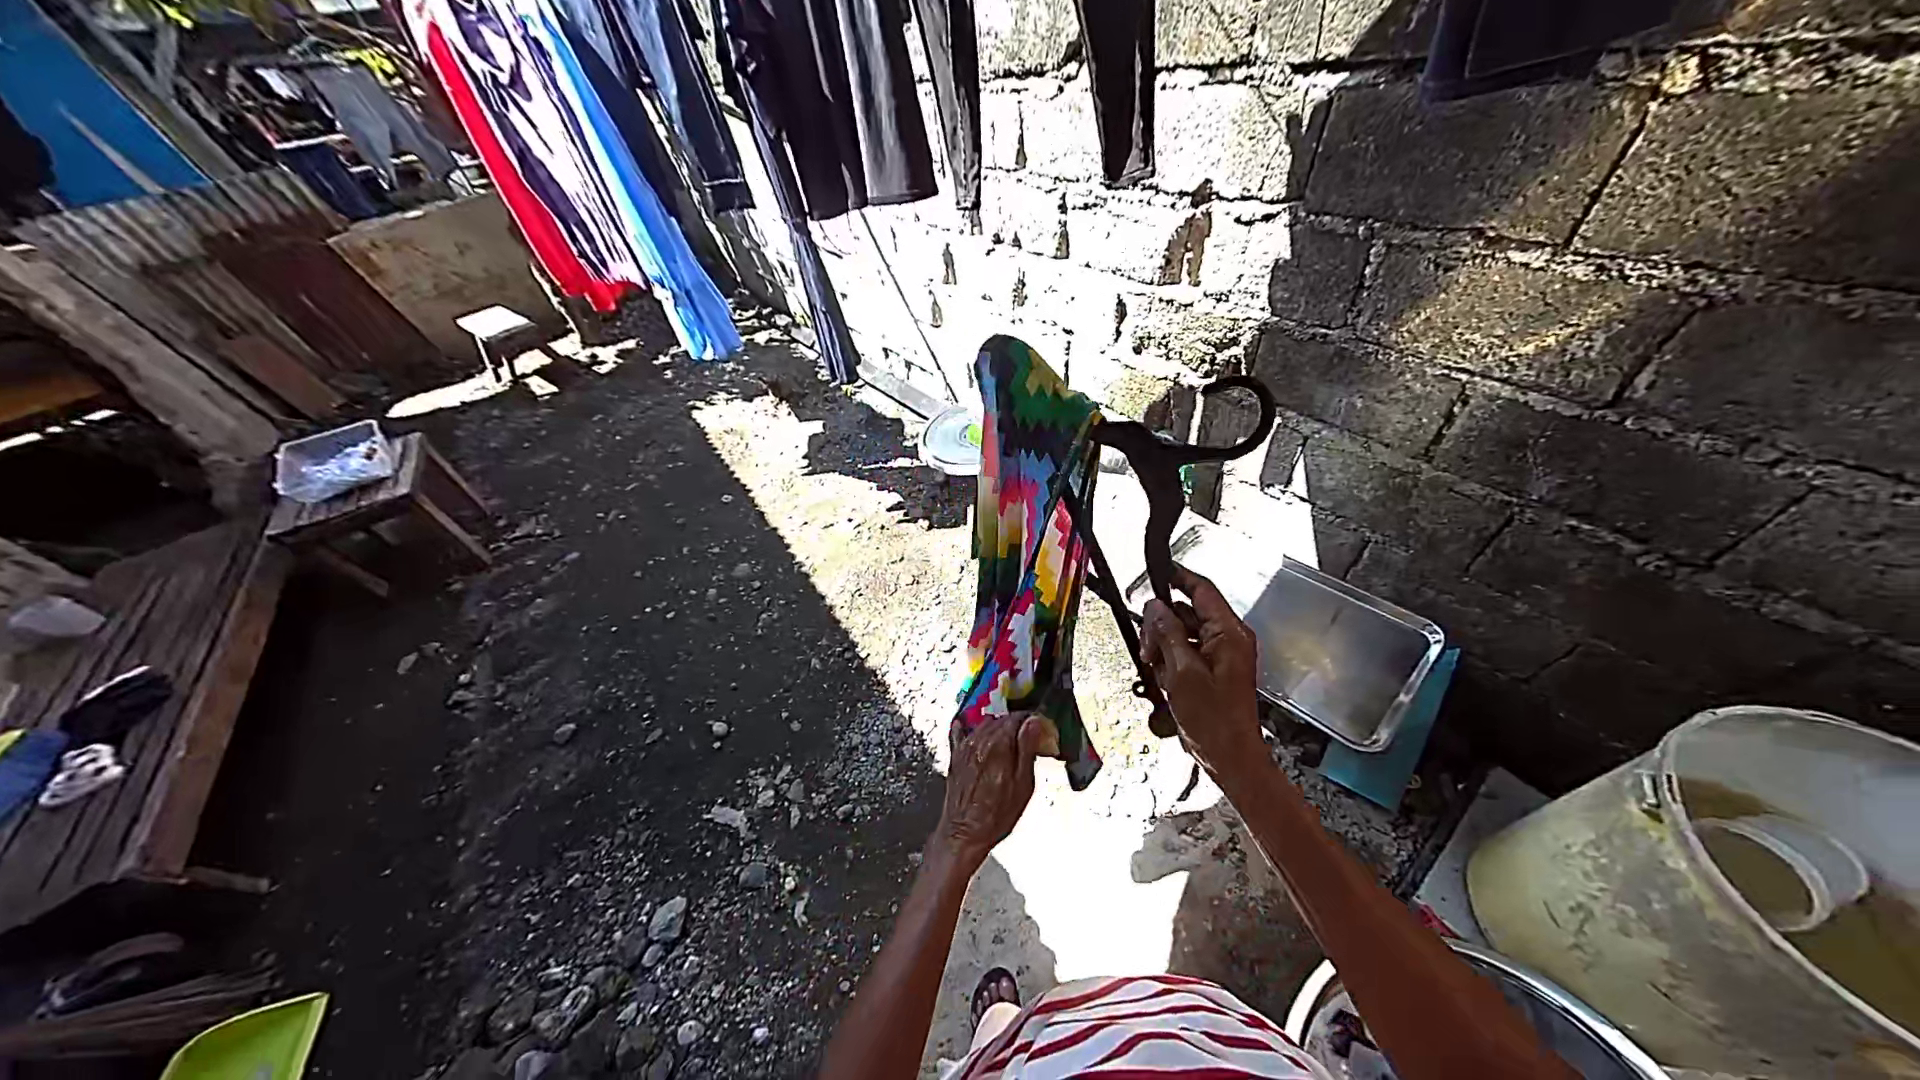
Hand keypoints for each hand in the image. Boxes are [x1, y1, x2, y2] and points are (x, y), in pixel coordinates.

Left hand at [934, 713, 1041, 872]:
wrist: (965, 833)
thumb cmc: (995, 816)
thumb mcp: (1023, 785)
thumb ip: (1027, 748)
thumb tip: (1034, 722)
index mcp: (999, 745)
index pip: (1018, 717)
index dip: (1032, 722)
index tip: (1040, 730)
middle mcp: (979, 741)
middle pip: (1002, 719)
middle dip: (1017, 725)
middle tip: (1029, 738)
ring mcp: (965, 747)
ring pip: (985, 724)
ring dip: (999, 727)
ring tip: (1009, 741)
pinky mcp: (955, 755)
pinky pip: (961, 731)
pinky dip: (971, 728)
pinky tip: (978, 732)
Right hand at [1141, 564, 1263, 778]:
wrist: (1229, 756)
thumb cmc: (1214, 720)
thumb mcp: (1183, 673)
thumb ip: (1168, 634)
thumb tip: (1155, 607)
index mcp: (1229, 634)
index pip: (1202, 590)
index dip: (1178, 577)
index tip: (1157, 570)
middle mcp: (1228, 639)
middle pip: (1186, 612)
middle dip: (1161, 625)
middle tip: (1148, 646)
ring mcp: (1220, 654)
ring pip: (1181, 632)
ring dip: (1163, 645)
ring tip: (1156, 668)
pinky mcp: (1211, 669)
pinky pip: (1184, 651)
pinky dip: (1170, 660)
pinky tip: (1166, 679)